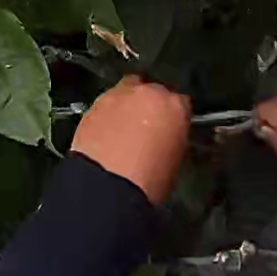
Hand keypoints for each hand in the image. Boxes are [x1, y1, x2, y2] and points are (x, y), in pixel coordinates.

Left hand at [72, 76, 191, 205]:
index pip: (181, 103)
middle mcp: (149, 93)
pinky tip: (105, 131)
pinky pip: (106, 103)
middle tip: (145, 127)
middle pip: (153, 91)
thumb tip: (166, 135)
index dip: (174, 117)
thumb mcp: (174, 159)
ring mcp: (120, 95)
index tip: (169, 129)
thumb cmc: (150, 180)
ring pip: (127, 90)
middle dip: (151, 106)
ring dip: (128, 104)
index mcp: (175, 106)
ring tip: (123, 127)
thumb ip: (173, 137)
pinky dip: (108, 113)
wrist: (107, 186)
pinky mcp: (95, 104)